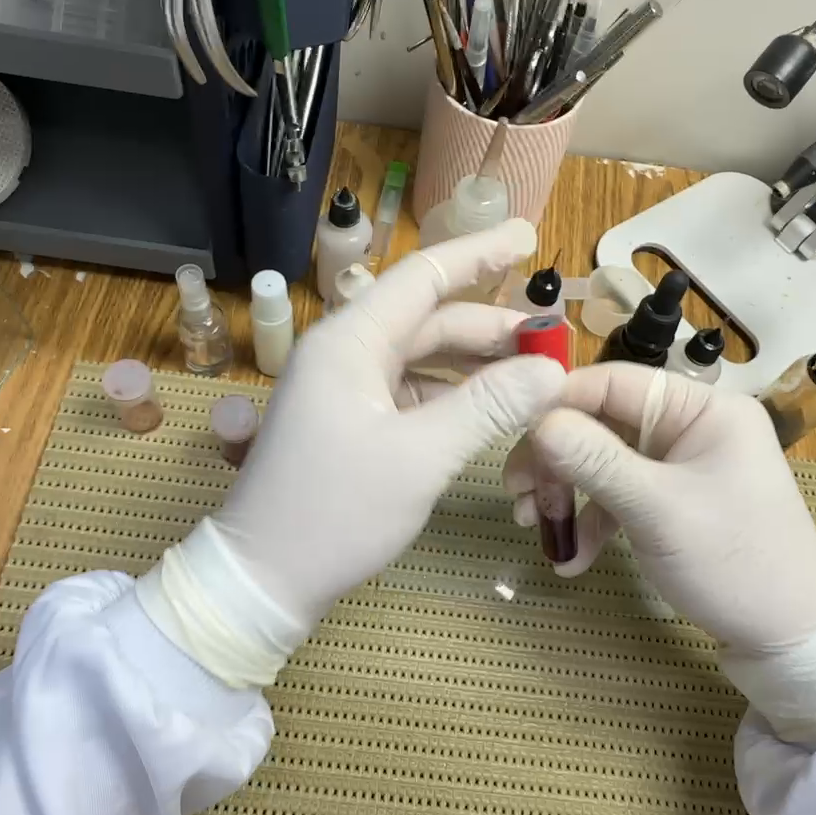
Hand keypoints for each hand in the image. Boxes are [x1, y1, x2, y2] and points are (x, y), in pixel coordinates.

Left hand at [138, 220, 565, 686]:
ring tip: (531, 374)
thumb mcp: (421, 458)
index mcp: (351, 342)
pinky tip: (487, 408)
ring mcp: (341, 389)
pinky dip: (448, 396)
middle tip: (552, 340)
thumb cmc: (335, 513)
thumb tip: (550, 371)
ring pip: (418, 358)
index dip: (478, 255)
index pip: (423, 277)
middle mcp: (343, 353)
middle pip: (426, 319)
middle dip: (489, 326)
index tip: (527, 237)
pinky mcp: (346, 422)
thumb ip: (488, 407)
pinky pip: (406, 392)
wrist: (264, 577)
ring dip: (472, 364)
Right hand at [504, 363, 815, 651]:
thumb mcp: (659, 510)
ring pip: (598, 462)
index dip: (558, 404)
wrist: (786, 637)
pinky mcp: (666, 500)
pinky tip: (571, 559)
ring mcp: (675, 465)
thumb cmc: (734, 562)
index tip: (510, 435)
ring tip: (532, 526)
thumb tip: (536, 423)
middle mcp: (686, 427)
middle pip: (598, 424)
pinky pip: (613, 496)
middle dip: (554, 461)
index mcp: (700, 410)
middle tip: (517, 496)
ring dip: (563, 494)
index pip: (613, 382)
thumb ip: (596, 462)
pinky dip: (588, 522)